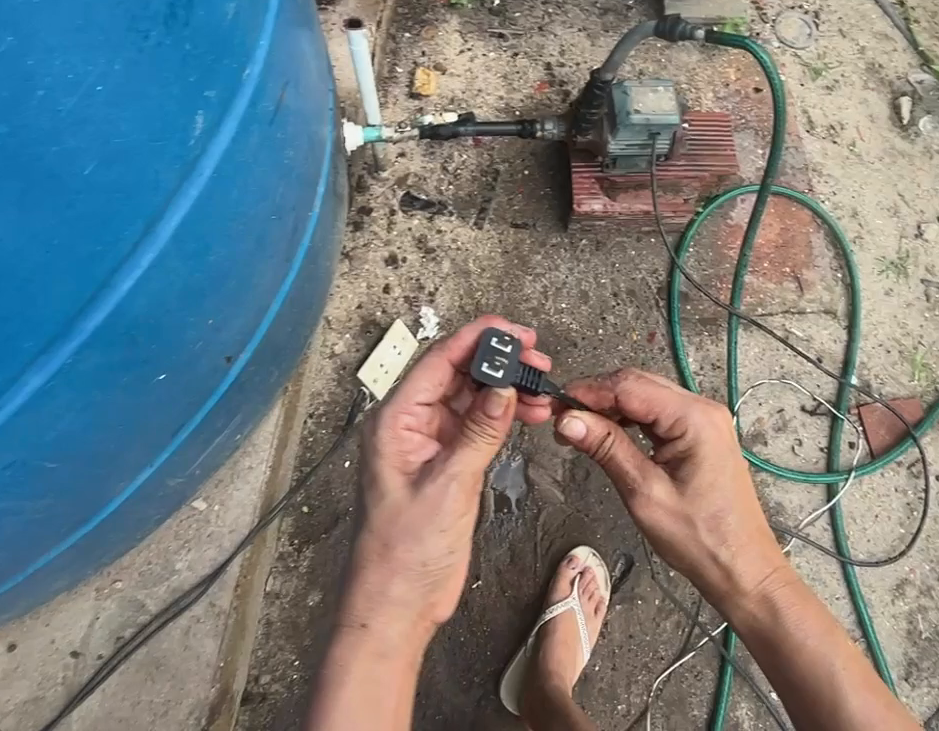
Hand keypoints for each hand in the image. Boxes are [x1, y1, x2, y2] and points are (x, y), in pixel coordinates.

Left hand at [342, 315, 554, 631]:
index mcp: (395, 419)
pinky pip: (477, 423)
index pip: (439, 359)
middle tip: (539, 359)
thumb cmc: (404, 553)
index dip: (478, 338)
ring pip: (471, 396)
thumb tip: (504, 387)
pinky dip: (503, 415)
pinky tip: (528, 414)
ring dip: (506, 388)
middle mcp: (410, 422)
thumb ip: (478, 432)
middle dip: (498, 361)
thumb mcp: (448, 486)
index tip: (516, 332)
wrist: (397, 607)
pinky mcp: (446, 460)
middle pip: (457, 372)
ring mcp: (429, 441)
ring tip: (542, 390)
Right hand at [555, 369, 789, 612]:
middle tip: (560, 417)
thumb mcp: (645, 493)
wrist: (744, 570)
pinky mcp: (701, 433)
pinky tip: (607, 433)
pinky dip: (629, 418)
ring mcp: (704, 419)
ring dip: (610, 406)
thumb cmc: (699, 539)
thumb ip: (606, 448)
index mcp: (693, 417)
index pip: (629, 386)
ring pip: (646, 396)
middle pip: (638, 384)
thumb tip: (566, 420)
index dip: (588, 391)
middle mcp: (702, 407)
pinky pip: (658, 413)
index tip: (554, 404)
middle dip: (596, 396)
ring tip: (577, 427)